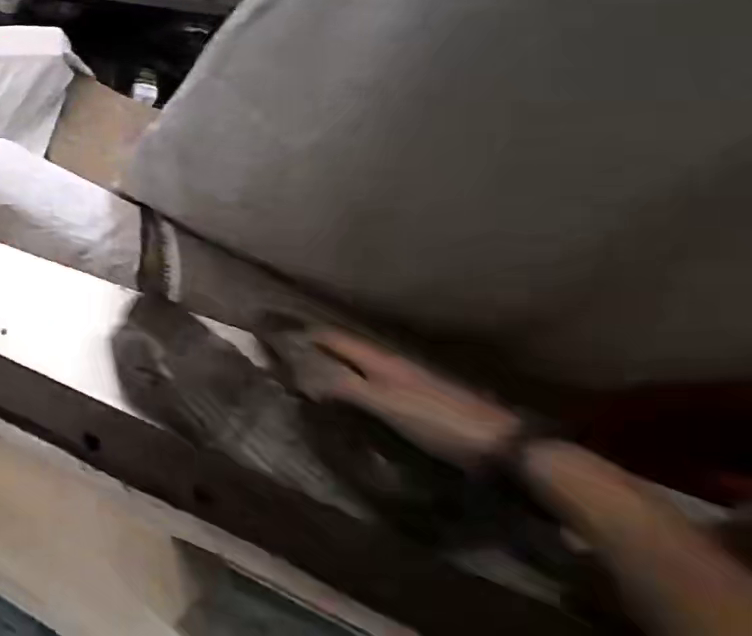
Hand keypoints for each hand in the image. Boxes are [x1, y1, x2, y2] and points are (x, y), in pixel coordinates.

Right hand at [288, 329, 521, 468]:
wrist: (509, 448)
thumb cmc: (438, 421)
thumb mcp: (383, 404)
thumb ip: (341, 386)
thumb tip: (298, 373)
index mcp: (378, 358)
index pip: (329, 336)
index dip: (301, 334)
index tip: (273, 337)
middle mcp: (391, 360)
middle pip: (345, 347)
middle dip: (316, 348)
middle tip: (288, 357)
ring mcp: (412, 378)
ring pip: (362, 364)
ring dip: (336, 365)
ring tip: (314, 375)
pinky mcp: (426, 398)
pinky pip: (377, 380)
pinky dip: (356, 381)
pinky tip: (356, 395)